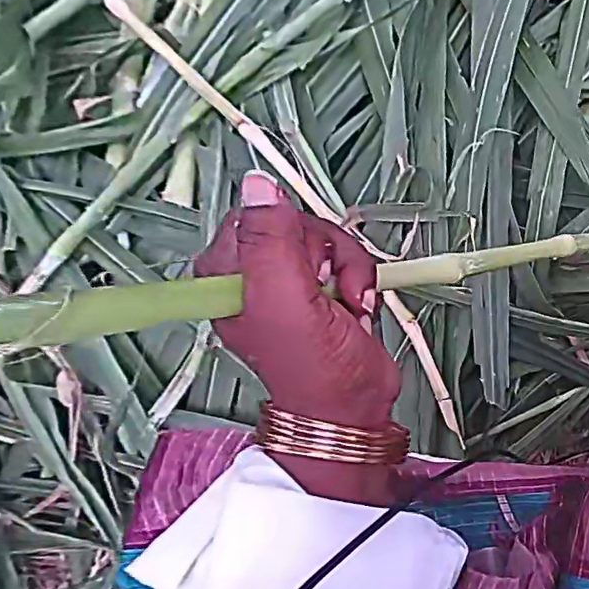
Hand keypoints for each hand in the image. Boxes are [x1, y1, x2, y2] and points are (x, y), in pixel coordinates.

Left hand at [197, 172, 400, 503]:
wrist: (354, 404)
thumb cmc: (316, 368)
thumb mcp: (285, 300)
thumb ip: (270, 240)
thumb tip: (260, 185)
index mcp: (227, 273)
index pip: (260, 214)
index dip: (294, 236)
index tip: (307, 271)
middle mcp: (257, 274)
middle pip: (299, 225)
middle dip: (330, 255)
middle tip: (332, 291)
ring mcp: (293, 283)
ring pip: (329, 242)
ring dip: (351, 271)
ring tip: (349, 305)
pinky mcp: (325, 291)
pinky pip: (348, 261)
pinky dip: (361, 281)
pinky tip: (356, 308)